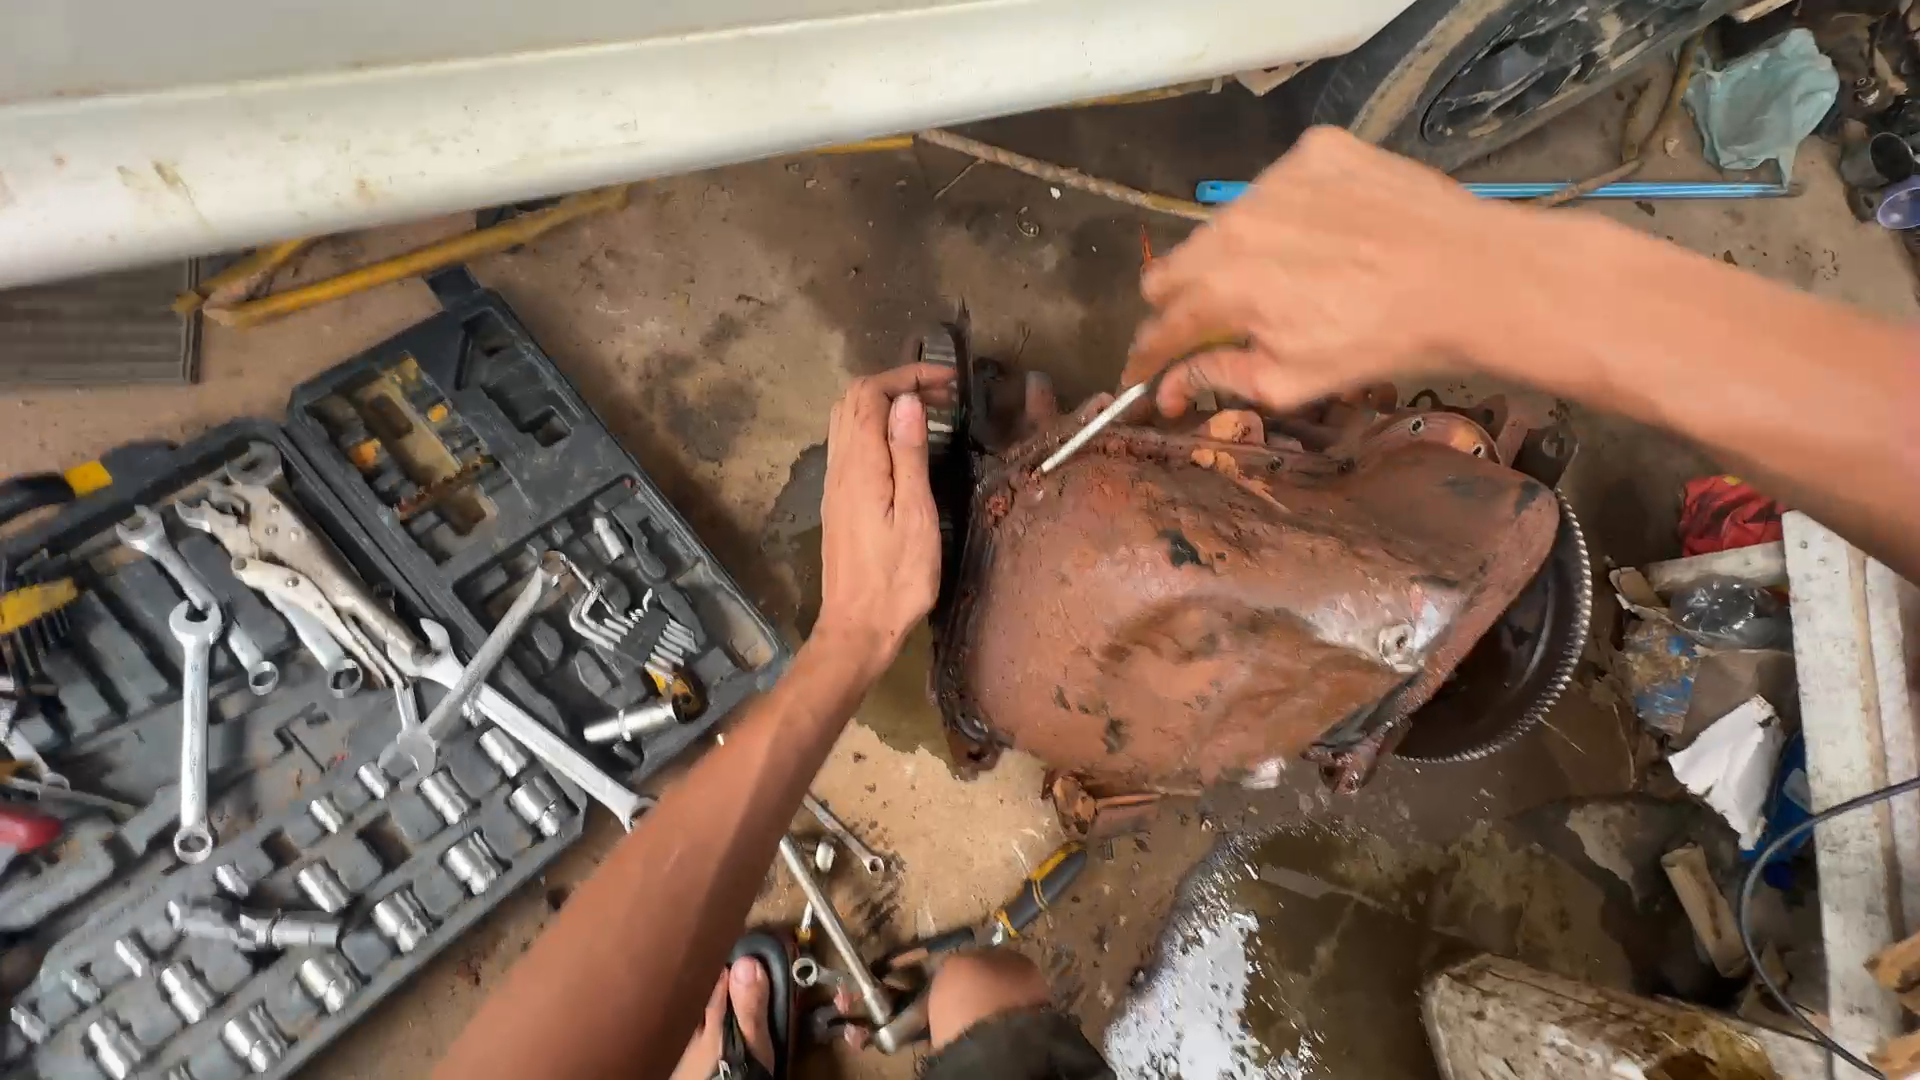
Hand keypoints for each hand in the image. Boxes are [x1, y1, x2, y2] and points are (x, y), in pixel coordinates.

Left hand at [813, 363, 955, 669]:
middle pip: (852, 400)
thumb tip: (907, 402)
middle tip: (940, 395)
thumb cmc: (897, 579)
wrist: (858, 627)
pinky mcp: (838, 501)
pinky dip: (875, 428)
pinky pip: (849, 445)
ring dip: (883, 404)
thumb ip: (908, 456)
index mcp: (860, 466)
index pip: (870, 394)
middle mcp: (839, 467)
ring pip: (846, 420)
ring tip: (925, 413)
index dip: (907, 376)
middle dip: (895, 383)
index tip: (948, 382)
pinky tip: (901, 446)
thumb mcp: (916, 516)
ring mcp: (834, 484)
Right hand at [1123, 127, 1543, 416]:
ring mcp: (1275, 182)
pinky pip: (1269, 188)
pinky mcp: (1315, 152)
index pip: (1158, 328)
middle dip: (1177, 307)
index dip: (1146, 359)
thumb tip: (1163, 393)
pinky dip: (1278, 219)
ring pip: (1217, 229)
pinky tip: (1315, 239)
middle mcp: (1233, 227)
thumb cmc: (1378, 342)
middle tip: (1210, 327)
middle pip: (1169, 271)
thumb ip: (1213, 378)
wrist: (1474, 276)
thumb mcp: (1287, 381)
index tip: (1144, 373)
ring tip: (1276, 281)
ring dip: (1227, 261)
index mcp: (1221, 290)